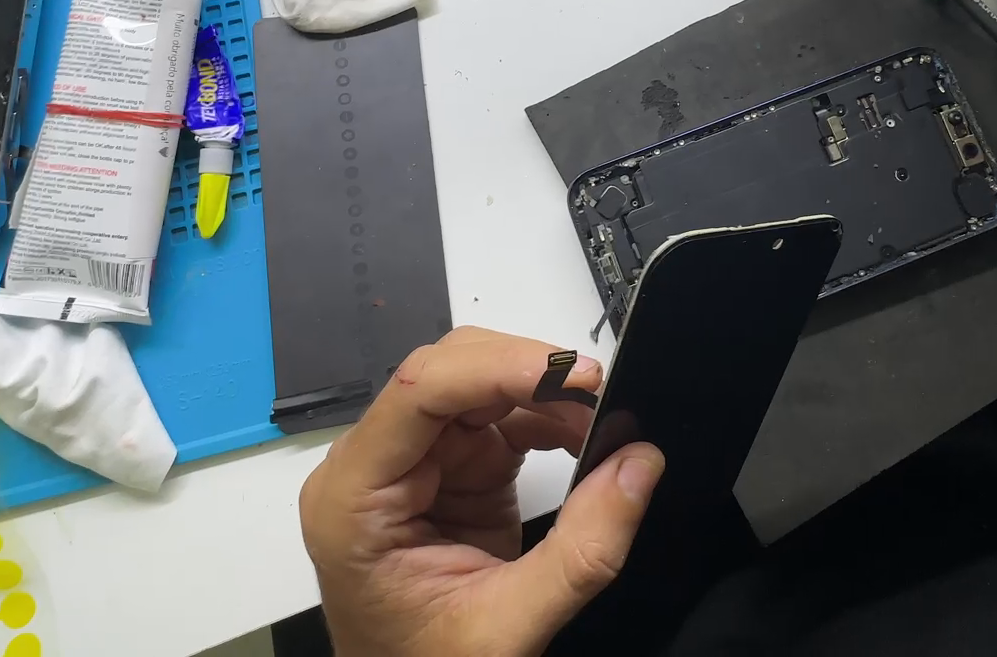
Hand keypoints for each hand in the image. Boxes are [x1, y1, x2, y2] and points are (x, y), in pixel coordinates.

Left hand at [299, 327, 665, 656]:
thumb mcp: (505, 632)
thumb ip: (578, 553)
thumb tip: (640, 463)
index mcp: (355, 498)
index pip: (420, 390)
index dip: (499, 366)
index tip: (573, 376)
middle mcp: (375, 461)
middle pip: (450, 369)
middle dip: (529, 371)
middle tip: (596, 392)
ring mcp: (416, 456)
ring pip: (481, 378)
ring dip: (547, 391)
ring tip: (600, 421)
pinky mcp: (453, 459)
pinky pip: (503, 411)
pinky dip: (550, 414)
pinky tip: (583, 435)